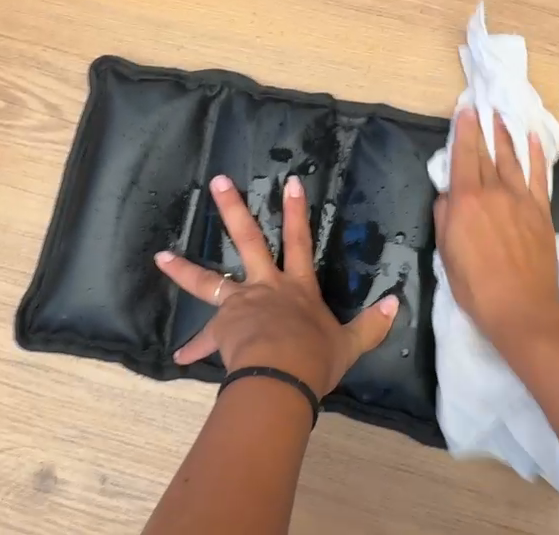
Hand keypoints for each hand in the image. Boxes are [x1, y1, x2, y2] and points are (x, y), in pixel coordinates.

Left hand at [155, 174, 399, 396]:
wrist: (280, 376)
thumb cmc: (316, 358)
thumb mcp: (350, 344)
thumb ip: (372, 324)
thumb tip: (397, 303)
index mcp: (297, 287)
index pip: (299, 240)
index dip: (295, 211)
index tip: (289, 182)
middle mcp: (266, 286)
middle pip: (248, 240)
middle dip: (234, 209)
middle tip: (218, 182)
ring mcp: (240, 304)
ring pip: (210, 280)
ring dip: (185, 268)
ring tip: (161, 256)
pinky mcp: (223, 329)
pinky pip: (205, 339)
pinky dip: (194, 348)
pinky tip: (180, 357)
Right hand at [434, 110, 558, 348]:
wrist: (522, 308)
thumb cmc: (476, 287)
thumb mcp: (446, 254)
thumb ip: (445, 218)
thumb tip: (448, 196)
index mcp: (466, 201)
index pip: (463, 156)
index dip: (463, 131)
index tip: (465, 110)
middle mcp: (493, 192)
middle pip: (485, 154)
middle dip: (481, 128)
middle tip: (480, 107)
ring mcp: (521, 199)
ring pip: (511, 159)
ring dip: (505, 135)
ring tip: (501, 116)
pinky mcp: (541, 211)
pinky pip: (538, 176)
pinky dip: (535, 155)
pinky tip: (532, 139)